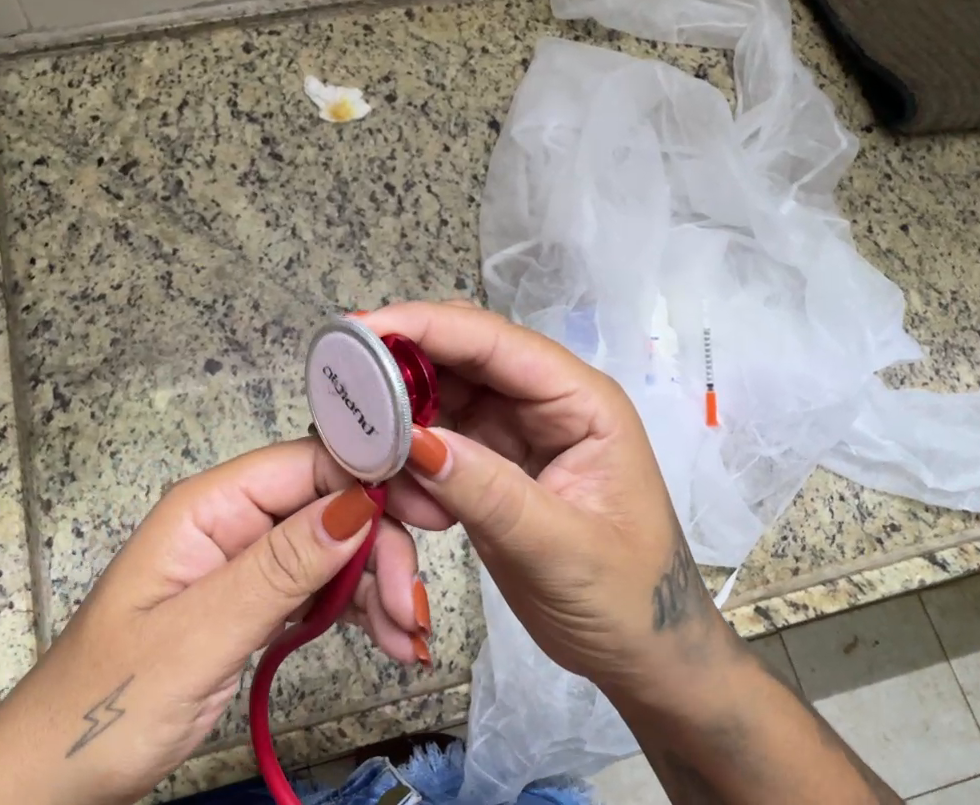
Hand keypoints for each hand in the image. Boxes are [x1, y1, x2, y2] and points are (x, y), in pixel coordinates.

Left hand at [0, 439, 430, 804]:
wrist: (60, 773)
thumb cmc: (110, 704)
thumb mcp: (199, 636)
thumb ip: (278, 569)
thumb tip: (355, 504)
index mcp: (208, 507)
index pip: (305, 463)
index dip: (369, 478)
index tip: (426, 516)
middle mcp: (230, 522)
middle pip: (328, 506)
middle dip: (378, 548)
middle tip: (412, 611)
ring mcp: (244, 562)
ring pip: (332, 549)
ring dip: (377, 587)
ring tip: (408, 640)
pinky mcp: (254, 600)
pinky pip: (318, 589)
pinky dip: (357, 612)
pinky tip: (389, 641)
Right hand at [359, 301, 740, 709]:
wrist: (639, 653)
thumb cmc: (627, 599)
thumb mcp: (562, 549)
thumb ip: (489, 492)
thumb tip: (414, 441)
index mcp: (580, 401)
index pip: (495, 342)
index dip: (425, 326)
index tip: (361, 329)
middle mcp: (541, 402)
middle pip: (458, 357)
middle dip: (400, 366)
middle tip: (340, 386)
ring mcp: (511, 431)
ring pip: (437, 395)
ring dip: (397, 418)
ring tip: (365, 452)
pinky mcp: (487, 462)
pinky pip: (432, 439)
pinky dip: (405, 456)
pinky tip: (393, 486)